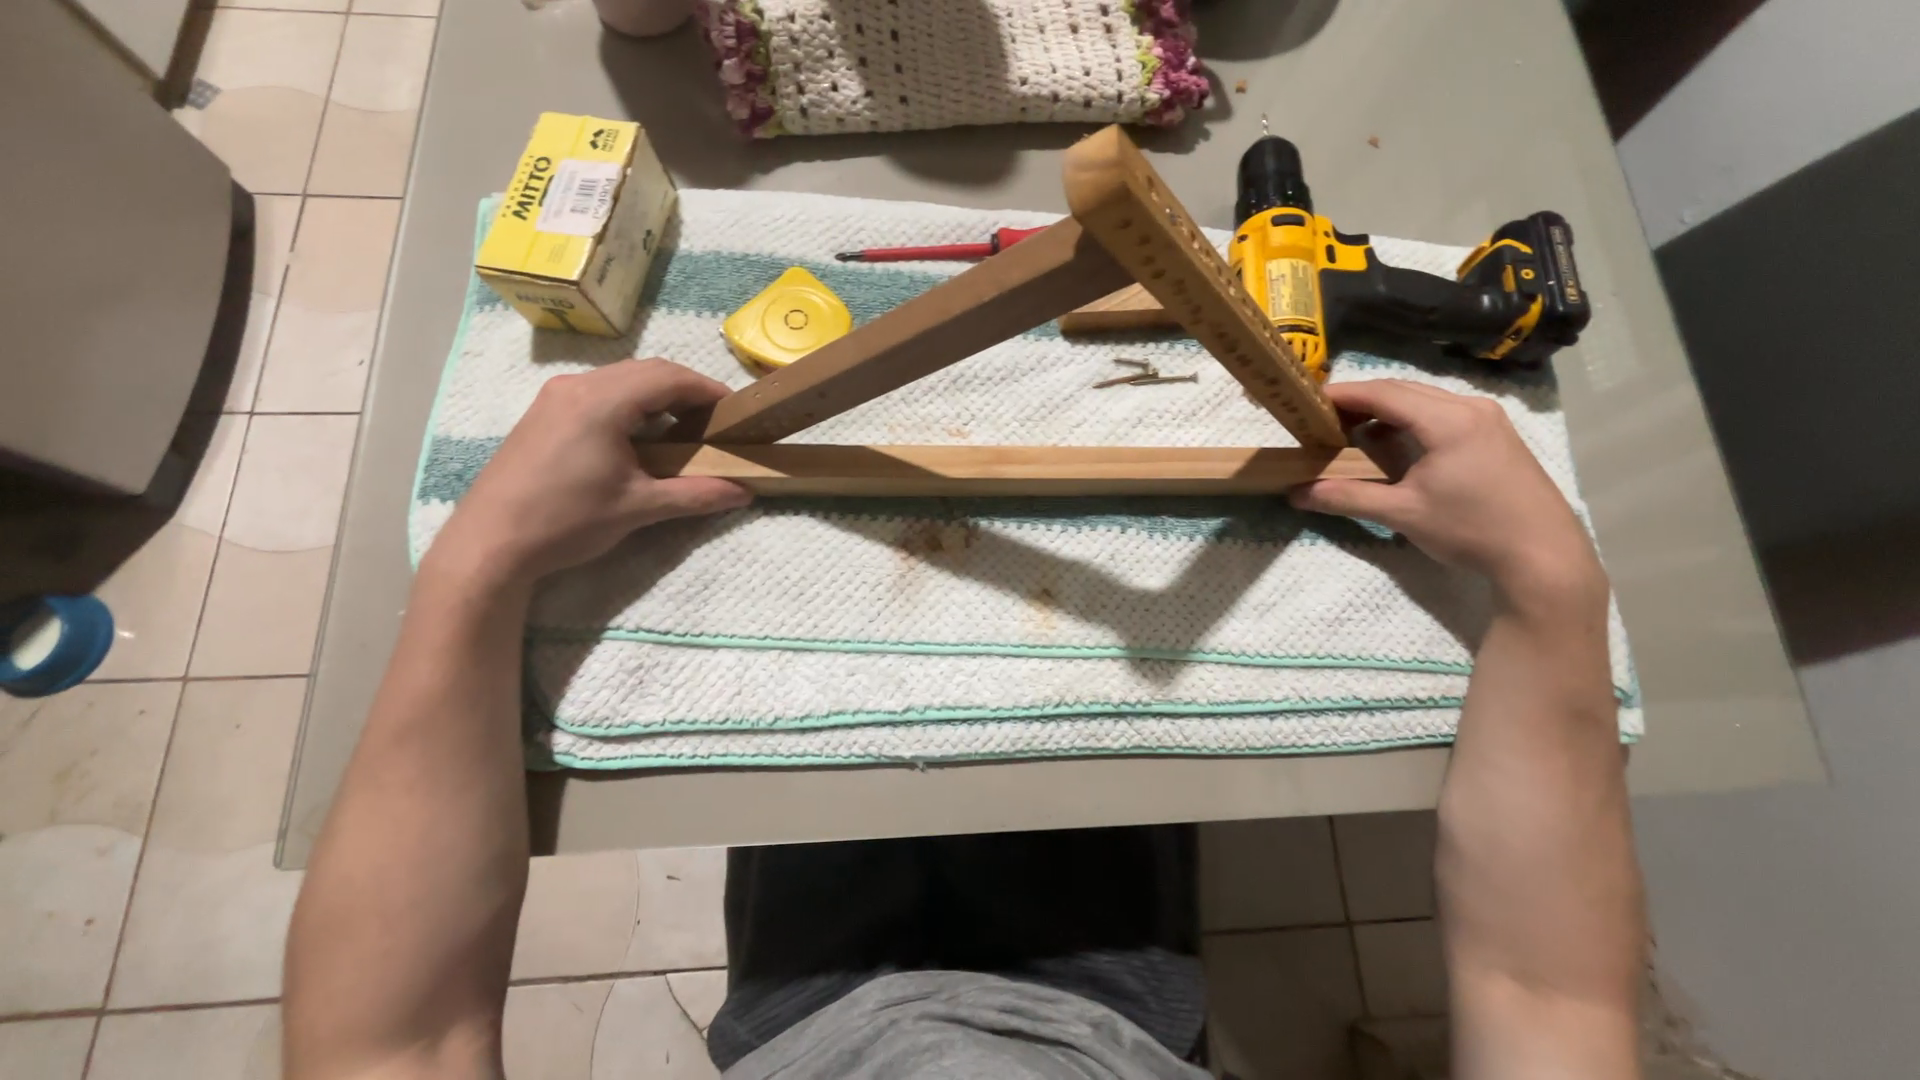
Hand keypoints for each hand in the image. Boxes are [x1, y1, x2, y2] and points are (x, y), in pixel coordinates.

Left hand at [430, 358, 751, 585]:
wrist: (490, 542)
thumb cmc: (566, 521)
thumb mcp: (639, 508)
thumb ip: (696, 495)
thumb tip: (744, 492)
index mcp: (602, 401)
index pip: (669, 378)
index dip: (708, 389)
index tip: (736, 410)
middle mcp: (577, 386)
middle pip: (646, 371)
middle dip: (686, 391)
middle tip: (715, 420)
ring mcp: (556, 396)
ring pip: (621, 380)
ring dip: (658, 396)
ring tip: (684, 428)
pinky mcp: (544, 413)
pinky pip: (599, 392)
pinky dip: (631, 404)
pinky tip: (641, 436)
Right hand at [1289, 380, 1603, 602]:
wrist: (1543, 555)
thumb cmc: (1471, 529)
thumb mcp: (1402, 514)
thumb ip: (1347, 498)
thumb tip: (1296, 494)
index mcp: (1448, 421)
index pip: (1384, 393)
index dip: (1343, 394)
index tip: (1309, 400)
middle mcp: (1471, 408)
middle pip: (1404, 390)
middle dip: (1362, 400)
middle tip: (1324, 417)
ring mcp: (1489, 420)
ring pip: (1425, 401)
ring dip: (1386, 410)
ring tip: (1353, 431)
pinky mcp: (1497, 435)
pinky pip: (1443, 413)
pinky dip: (1411, 421)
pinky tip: (1395, 444)